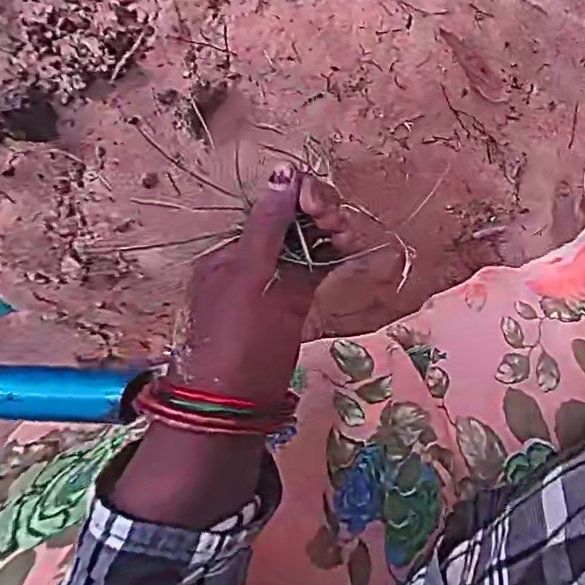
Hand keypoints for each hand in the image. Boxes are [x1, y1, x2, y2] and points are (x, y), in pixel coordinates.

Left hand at [170, 166, 359, 406]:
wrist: (234, 410)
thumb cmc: (235, 341)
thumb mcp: (248, 278)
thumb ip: (268, 226)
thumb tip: (285, 173)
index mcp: (235, 246)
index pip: (273, 204)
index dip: (298, 196)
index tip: (318, 204)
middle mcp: (257, 256)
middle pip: (294, 218)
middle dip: (319, 211)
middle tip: (336, 225)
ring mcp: (278, 277)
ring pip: (310, 239)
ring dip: (330, 230)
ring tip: (344, 238)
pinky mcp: (296, 299)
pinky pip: (318, 264)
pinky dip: (334, 253)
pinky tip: (350, 249)